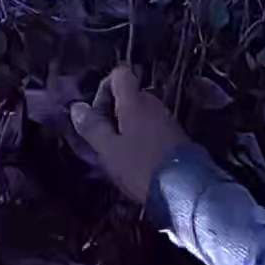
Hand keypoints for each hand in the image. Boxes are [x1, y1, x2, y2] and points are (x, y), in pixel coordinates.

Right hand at [70, 64, 190, 203]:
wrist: (188, 190)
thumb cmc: (142, 166)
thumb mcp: (109, 150)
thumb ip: (92, 127)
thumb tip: (76, 107)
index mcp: (135, 100)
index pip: (118, 74)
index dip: (104, 90)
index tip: (98, 116)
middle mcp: (152, 102)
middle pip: (128, 95)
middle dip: (113, 114)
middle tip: (105, 142)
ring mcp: (167, 118)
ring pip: (139, 113)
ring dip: (127, 128)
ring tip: (120, 157)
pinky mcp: (176, 135)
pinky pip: (152, 127)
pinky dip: (141, 138)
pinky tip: (138, 163)